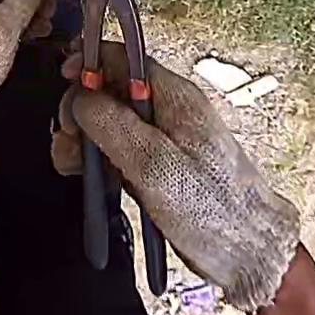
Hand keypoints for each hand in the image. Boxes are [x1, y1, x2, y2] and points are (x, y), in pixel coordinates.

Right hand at [54, 42, 298, 311]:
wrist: (249, 256)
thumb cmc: (211, 210)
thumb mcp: (156, 165)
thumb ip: (113, 124)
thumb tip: (80, 97)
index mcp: (172, 95)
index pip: (124, 57)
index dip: (91, 61)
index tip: (64, 78)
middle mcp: (164, 108)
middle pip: (109, 88)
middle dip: (81, 106)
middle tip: (65, 133)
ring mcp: (159, 137)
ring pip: (107, 119)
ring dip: (82, 134)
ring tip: (69, 159)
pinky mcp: (153, 163)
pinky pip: (115, 146)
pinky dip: (94, 155)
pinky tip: (82, 172)